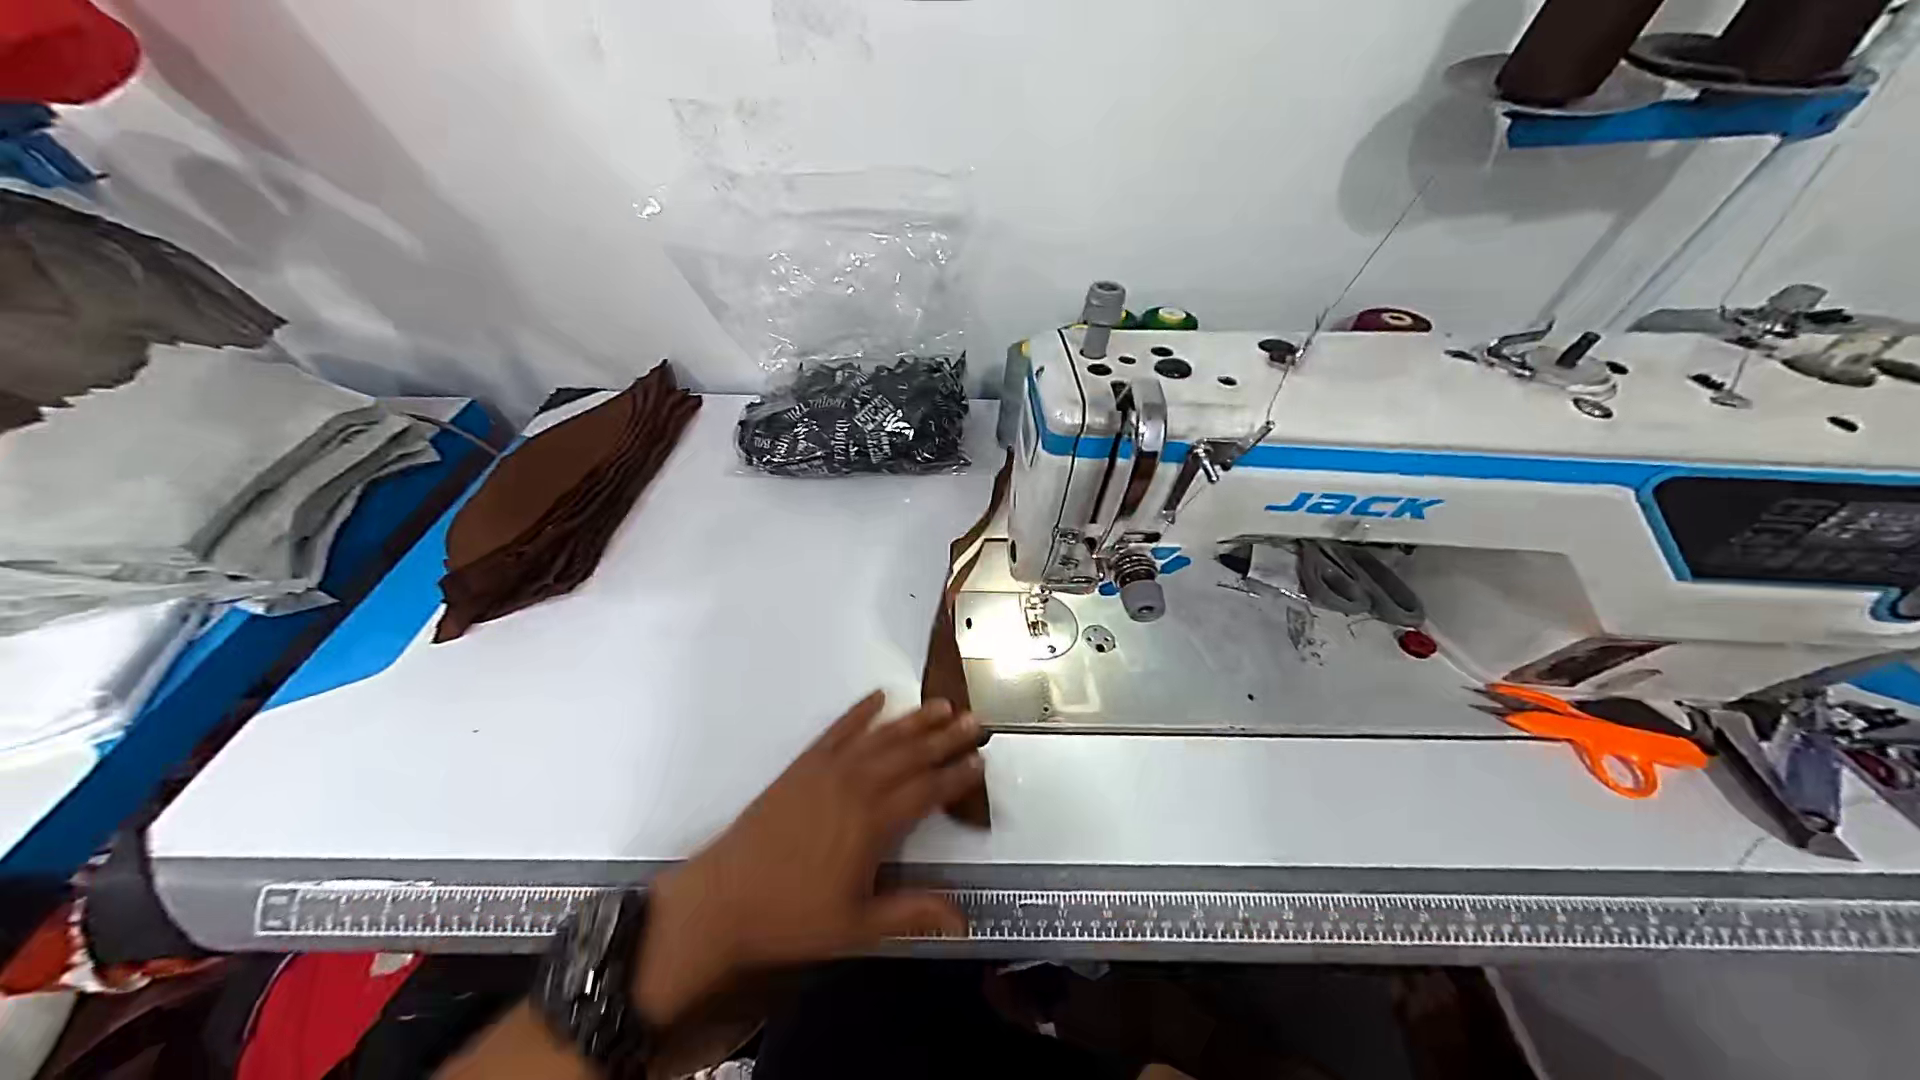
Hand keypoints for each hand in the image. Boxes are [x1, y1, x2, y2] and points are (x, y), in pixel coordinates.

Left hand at [632, 692, 983, 1023]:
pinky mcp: (803, 765)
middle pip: (910, 755)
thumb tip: (962, 920)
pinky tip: (878, 698)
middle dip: (945, 737)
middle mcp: (855, 787)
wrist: (723, 899)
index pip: (927, 791)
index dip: (956, 776)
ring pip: (880, 737)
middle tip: (973, 720)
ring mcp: (827, 771)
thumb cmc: (792, 915)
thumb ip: (912, 914)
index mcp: (873, 823)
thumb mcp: (857, 926)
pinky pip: (838, 730)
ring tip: (940, 705)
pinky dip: (859, 712)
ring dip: (912, 720)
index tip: (979, 760)